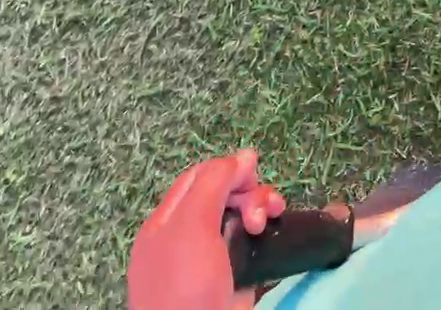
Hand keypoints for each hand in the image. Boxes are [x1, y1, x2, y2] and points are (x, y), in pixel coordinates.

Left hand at [129, 150, 286, 309]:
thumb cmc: (185, 285)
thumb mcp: (192, 226)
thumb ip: (215, 183)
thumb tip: (246, 155)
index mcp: (167, 222)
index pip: (200, 176)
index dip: (228, 170)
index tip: (251, 178)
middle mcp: (187, 236)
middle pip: (225, 193)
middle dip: (249, 193)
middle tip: (260, 212)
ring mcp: (211, 258)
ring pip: (242, 215)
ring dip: (260, 209)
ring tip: (267, 225)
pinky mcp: (234, 276)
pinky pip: (253, 242)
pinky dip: (266, 234)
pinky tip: (273, 238)